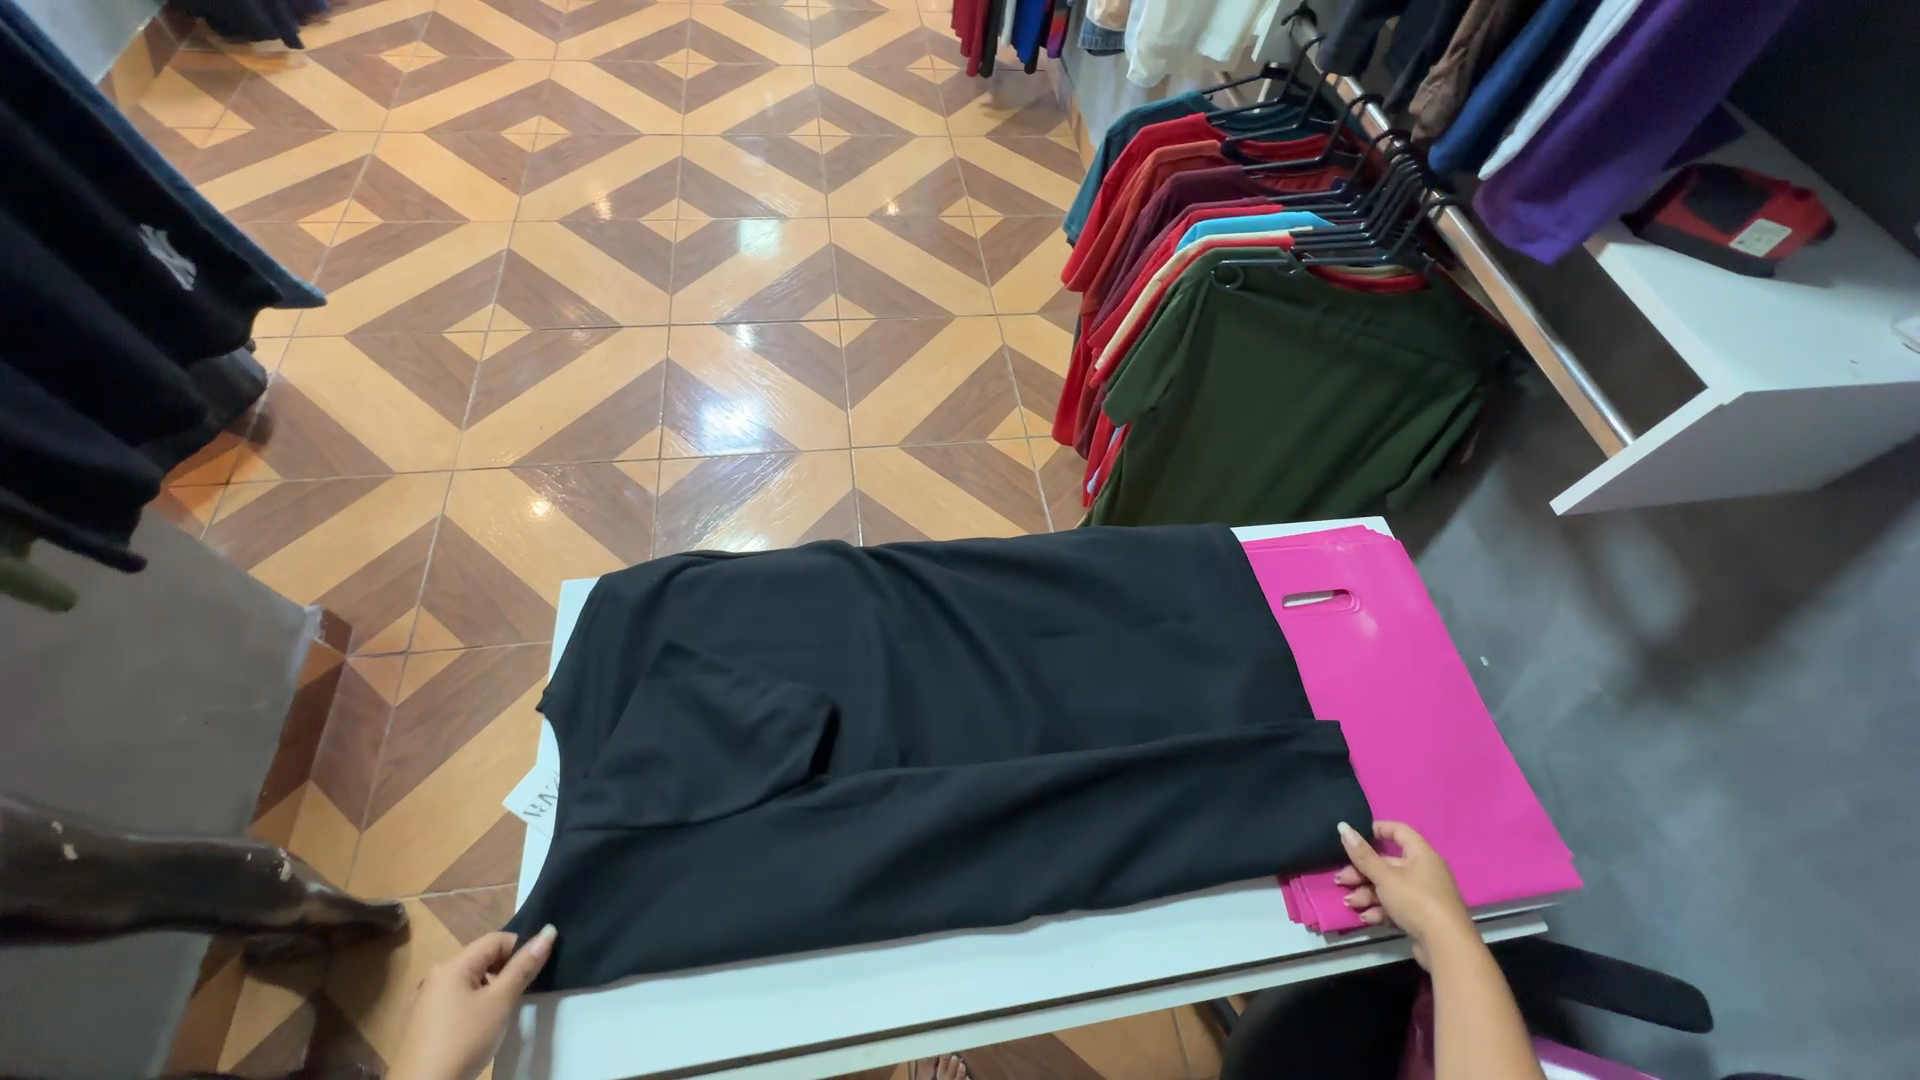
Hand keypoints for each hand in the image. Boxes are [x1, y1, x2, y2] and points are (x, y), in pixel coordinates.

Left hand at [389, 925, 556, 1079]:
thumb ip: (524, 966)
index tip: (535, 971)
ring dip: (491, 987)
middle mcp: (435, 976)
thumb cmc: (463, 1041)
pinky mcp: (423, 1022)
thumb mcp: (500, 1002)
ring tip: (503, 1009)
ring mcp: (425, 1000)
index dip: (520, 948)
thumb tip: (548, 931)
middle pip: (482, 958)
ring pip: (470, 980)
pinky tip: (479, 1026)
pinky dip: (474, 1003)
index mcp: (452, 966)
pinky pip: (456, 998)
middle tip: (522, 991)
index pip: (496, 939)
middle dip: (506, 969)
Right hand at [1335, 821, 1473, 969]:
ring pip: (1388, 887)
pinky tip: (1367, 917)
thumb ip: (1362, 854)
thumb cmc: (1416, 901)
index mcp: (1421, 855)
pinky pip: (1396, 906)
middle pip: (1387, 864)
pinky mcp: (1421, 917)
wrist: (1446, 947)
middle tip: (1342, 880)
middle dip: (1361, 872)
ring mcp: (1423, 896)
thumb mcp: (1385, 876)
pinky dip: (1380, 910)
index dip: (1377, 829)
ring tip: (1351, 903)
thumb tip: (1343, 827)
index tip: (1354, 837)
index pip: (1399, 831)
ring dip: (1367, 894)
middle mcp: (1424, 872)